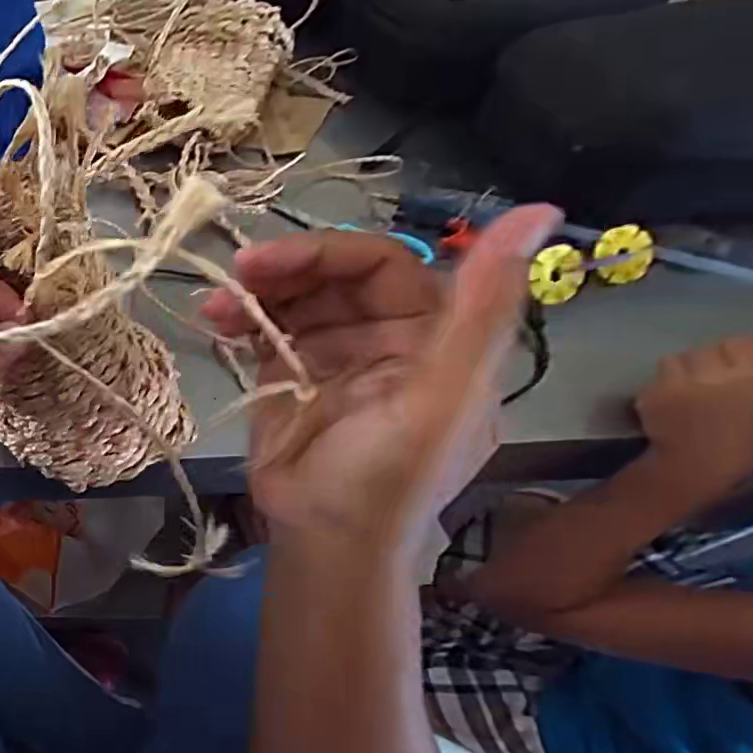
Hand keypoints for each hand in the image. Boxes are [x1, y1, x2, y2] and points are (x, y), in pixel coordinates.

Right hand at [201, 207, 560, 551]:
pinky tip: (213, 321)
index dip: (322, 254)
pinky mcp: (287, 376)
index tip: (264, 262)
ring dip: (252, 294)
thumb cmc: (386, 478)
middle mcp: (381, 336)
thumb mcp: (443, 398)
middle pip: (330, 278)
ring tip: (214, 306)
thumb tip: (539, 212)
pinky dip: (239, 321)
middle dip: (281, 270)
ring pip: (293, 300)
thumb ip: (481, 310)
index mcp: (432, 334)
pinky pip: (265, 332)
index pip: (379, 266)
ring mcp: (330, 356)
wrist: (324, 540)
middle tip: (233, 275)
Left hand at [635, 336, 752, 493]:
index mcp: (752, 375)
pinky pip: (656, 378)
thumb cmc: (748, 439)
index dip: (742, 347)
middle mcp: (712, 373)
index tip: (744, 355)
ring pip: (676, 358)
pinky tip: (673, 397)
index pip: (743, 341)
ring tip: (691, 382)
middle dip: (712, 356)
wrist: (697, 460)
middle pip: (707, 347)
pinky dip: (664, 384)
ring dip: (683, 366)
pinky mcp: (650, 392)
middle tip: (716, 372)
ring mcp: (676, 381)